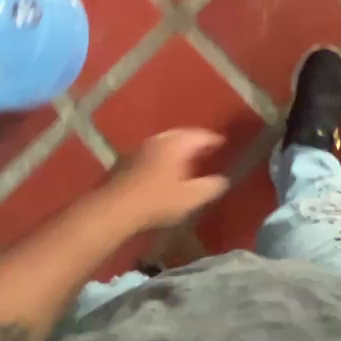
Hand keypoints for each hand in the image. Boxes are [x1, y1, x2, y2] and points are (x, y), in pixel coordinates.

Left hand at [98, 129, 230, 230]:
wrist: (116, 206)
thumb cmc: (157, 201)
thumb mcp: (190, 198)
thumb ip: (210, 187)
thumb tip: (224, 180)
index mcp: (176, 144)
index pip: (199, 135)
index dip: (213, 139)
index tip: (223, 143)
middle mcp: (159, 139)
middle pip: (181, 134)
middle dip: (194, 141)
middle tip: (206, 148)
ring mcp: (141, 147)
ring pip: (165, 141)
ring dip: (178, 147)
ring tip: (188, 158)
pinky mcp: (128, 158)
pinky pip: (153, 150)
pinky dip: (164, 154)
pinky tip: (164, 168)